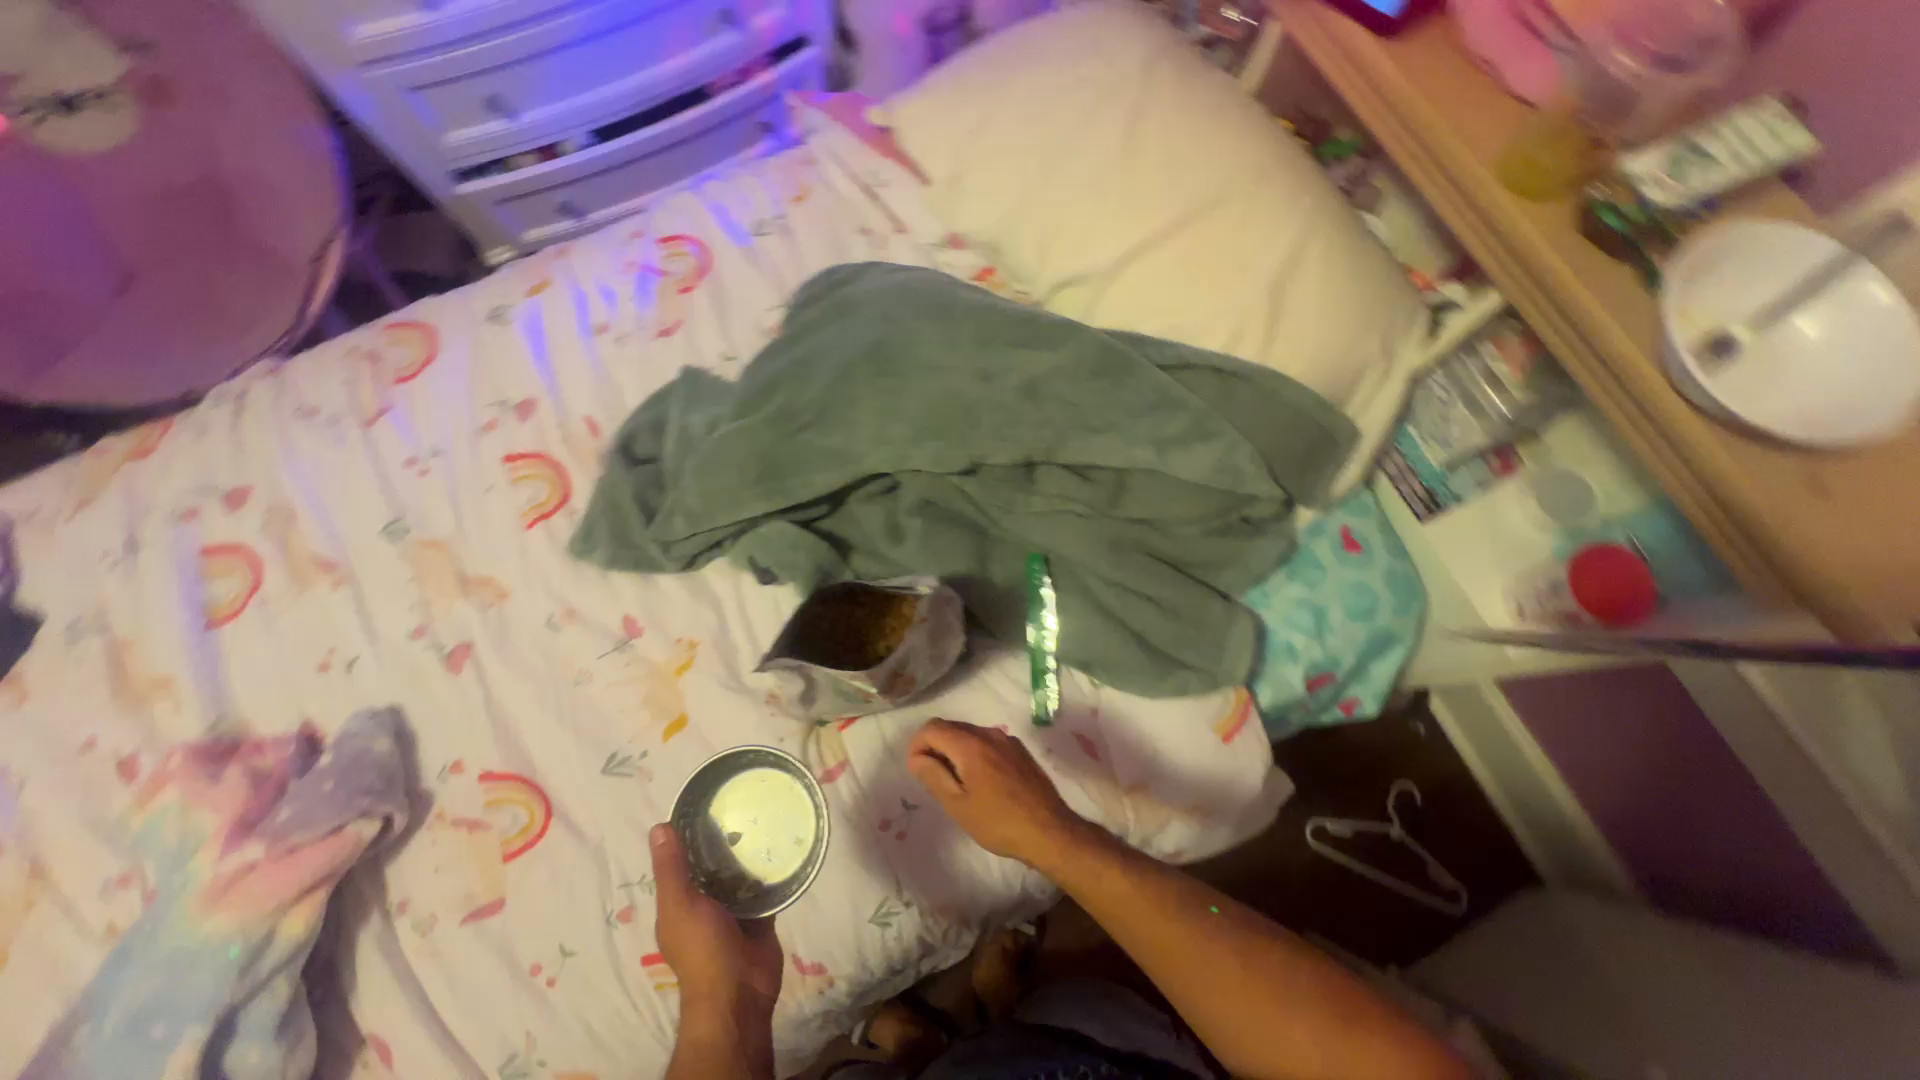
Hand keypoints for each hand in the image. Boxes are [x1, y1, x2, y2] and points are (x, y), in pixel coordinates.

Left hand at [650, 823, 783, 1023]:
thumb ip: (672, 869)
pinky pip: (767, 888)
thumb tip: (659, 826)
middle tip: (743, 803)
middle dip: (725, 840)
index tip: (706, 804)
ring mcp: (734, 911)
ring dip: (751, 854)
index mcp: (679, 903)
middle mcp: (705, 904)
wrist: (741, 992)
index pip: (682, 862)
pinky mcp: (762, 917)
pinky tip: (784, 845)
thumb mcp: (679, 905)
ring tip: (766, 816)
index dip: (690, 836)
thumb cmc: (702, 949)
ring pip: (741, 875)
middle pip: (714, 866)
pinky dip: (773, 872)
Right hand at [906, 718, 1095, 868]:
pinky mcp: (1020, 752)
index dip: (917, 745)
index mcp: (971, 744)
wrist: (1049, 832)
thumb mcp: (957, 804)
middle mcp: (990, 734)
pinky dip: (975, 754)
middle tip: (935, 780)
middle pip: (951, 727)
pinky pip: (988, 743)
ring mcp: (1008, 741)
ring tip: (957, 784)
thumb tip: (916, 757)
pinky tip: (981, 783)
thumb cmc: (998, 822)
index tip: (918, 770)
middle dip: (936, 747)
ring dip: (955, 751)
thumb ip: (933, 775)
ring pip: (970, 734)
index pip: (932, 727)